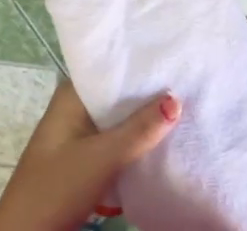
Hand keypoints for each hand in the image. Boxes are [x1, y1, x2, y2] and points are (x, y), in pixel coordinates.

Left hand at [0, 81, 180, 230]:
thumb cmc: (57, 187)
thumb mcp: (103, 157)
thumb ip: (140, 129)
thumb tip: (177, 98)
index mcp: (72, 95)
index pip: (112, 67)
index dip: (142, 63)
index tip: (176, 58)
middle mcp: (76, 108)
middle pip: (118, 94)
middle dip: (149, 93)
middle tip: (189, 83)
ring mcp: (80, 134)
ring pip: (119, 120)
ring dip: (145, 119)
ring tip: (185, 106)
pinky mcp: (86, 159)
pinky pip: (117, 141)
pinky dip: (136, 141)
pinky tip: (164, 139)